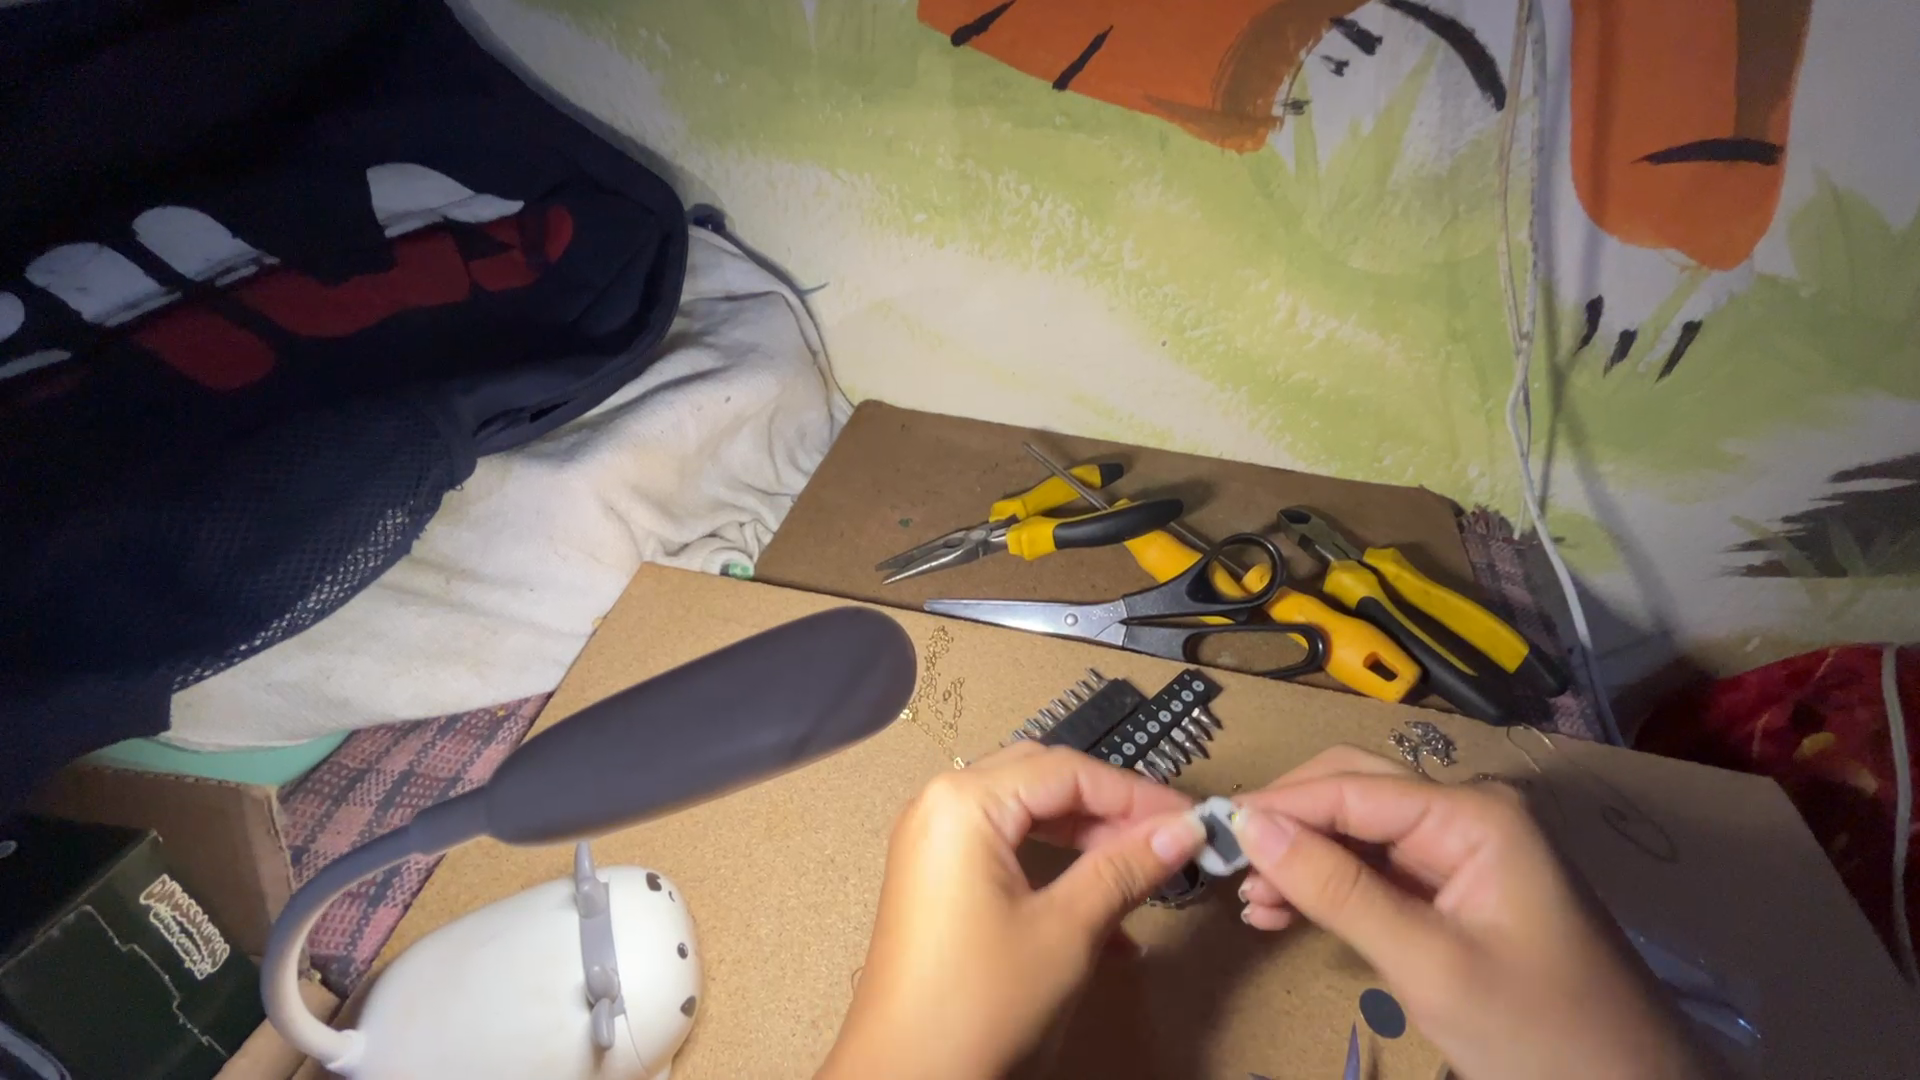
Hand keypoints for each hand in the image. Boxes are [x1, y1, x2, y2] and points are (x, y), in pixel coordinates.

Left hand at [817, 742, 1205, 1079]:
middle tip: (1165, 835)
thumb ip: (1125, 869)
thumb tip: (1184, 831)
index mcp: (964, 800)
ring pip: (1025, 807)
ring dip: (1084, 832)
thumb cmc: (978, 1005)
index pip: (1066, 771)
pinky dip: (1051, 858)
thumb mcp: (1065, 932)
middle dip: (1108, 806)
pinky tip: (1097, 897)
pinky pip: (1004, 840)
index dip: (1134, 793)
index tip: (1188, 819)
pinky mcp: (936, 868)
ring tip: (1139, 862)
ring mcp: (934, 834)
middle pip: (1043, 778)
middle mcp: (942, 801)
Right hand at [1231, 747, 1713, 1079]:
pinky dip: (1324, 885)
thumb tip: (1246, 823)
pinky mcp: (1449, 888)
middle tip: (1228, 859)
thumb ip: (1333, 887)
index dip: (1276, 805)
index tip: (1211, 828)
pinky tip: (1281, 909)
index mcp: (1471, 813)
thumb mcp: (1427, 963)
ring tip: (1250, 898)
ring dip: (1298, 858)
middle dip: (1286, 825)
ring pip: (1352, 830)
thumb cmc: (1543, 1037)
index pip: (1348, 789)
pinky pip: (1369, 867)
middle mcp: (1461, 813)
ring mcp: (1456, 850)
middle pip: (1347, 793)